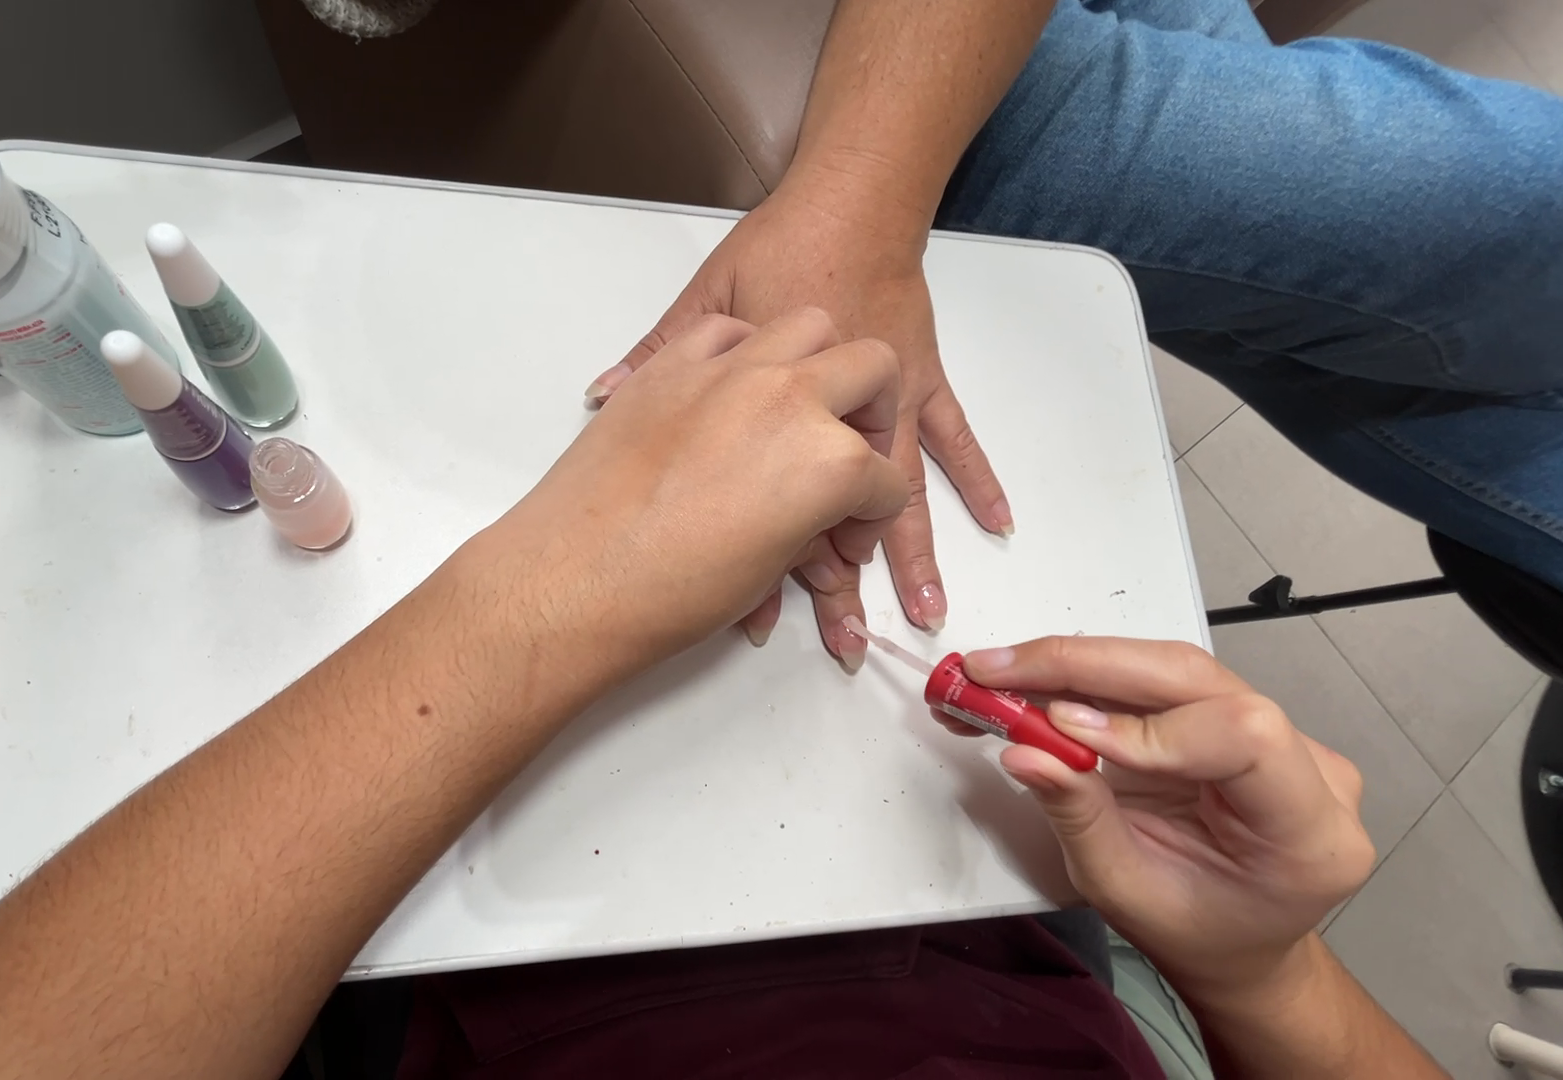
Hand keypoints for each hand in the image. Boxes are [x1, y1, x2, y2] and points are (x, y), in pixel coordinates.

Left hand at [477, 309, 909, 676]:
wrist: (571, 578)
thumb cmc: (672, 597)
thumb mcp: (765, 572)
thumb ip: (808, 527)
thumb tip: (814, 526)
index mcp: (829, 461)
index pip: (887, 481)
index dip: (875, 516)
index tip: (852, 535)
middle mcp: (791, 398)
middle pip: (872, 370)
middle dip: (872, 415)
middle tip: (849, 455)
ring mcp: (729, 370)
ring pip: (809, 326)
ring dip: (817, 363)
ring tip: (798, 407)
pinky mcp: (672, 363)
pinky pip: (725, 328)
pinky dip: (740, 351)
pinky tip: (731, 385)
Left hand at [584, 179, 1011, 653]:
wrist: (852, 195)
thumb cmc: (778, 246)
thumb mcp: (705, 297)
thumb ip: (659, 350)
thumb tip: (601, 391)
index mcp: (783, 398)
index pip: (779, 494)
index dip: (772, 558)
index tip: (761, 613)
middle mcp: (840, 411)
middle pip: (839, 507)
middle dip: (843, 575)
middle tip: (847, 641)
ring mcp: (892, 396)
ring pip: (901, 488)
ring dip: (911, 553)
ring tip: (923, 613)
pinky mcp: (926, 376)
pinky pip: (956, 435)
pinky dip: (977, 478)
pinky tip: (998, 522)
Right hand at [964, 637, 1375, 998]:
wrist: (1233, 934)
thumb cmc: (1191, 928)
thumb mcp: (1124, 889)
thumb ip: (1078, 817)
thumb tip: (1020, 752)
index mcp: (1306, 828)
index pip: (1243, 736)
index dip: (1145, 725)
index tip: (1059, 727)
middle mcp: (1302, 761)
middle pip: (1188, 675)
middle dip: (1078, 666)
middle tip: (989, 671)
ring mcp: (1263, 727)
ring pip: (1156, 663)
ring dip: (1063, 663)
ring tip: (989, 675)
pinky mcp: (1213, 711)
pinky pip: (1140, 676)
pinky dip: (1069, 674)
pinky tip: (1018, 681)